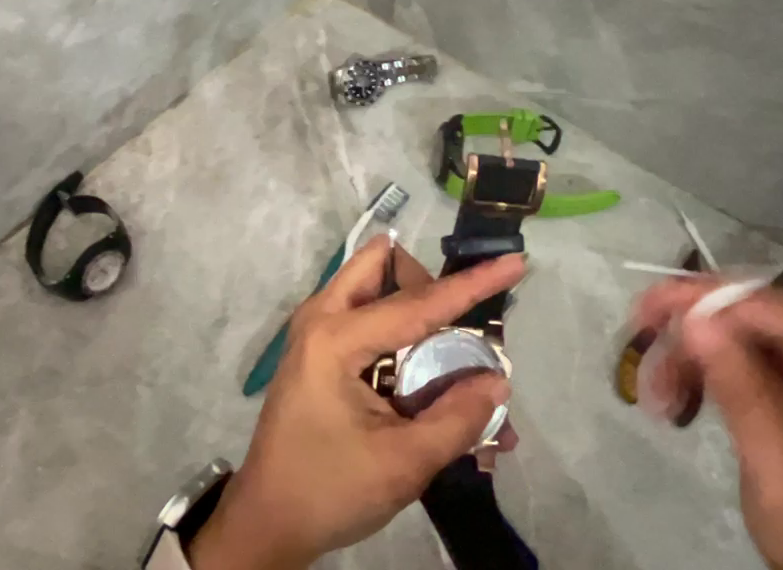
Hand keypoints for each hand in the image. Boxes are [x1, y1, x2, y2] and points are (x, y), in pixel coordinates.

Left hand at [189, 238, 524, 568]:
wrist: (269, 519)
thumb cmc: (329, 488)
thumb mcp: (403, 462)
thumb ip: (457, 418)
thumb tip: (498, 380)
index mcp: (335, 337)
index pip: (416, 303)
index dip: (470, 285)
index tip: (513, 262)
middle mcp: (321, 318)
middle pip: (381, 267)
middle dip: (426, 285)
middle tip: (457, 329)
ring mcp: (315, 331)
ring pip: (373, 289)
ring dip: (417, 313)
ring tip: (452, 362)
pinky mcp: (319, 351)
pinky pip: (366, 320)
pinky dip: (402, 338)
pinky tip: (431, 384)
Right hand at [634, 280, 782, 569]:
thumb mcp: (782, 486)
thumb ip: (743, 395)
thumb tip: (693, 318)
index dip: (717, 300)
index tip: (648, 307)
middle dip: (708, 329)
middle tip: (644, 342)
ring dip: (719, 351)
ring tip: (665, 386)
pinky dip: (745, 367)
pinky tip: (703, 387)